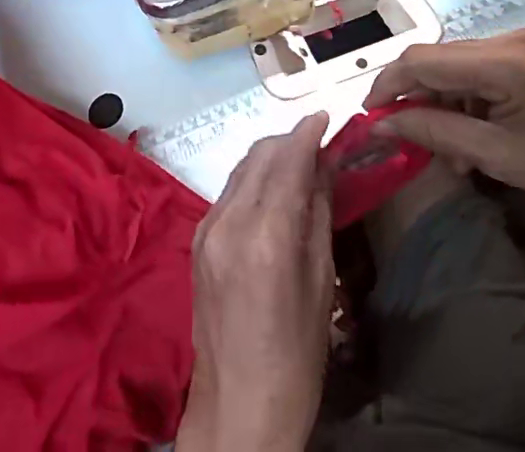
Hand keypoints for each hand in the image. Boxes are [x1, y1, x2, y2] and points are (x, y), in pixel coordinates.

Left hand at [176, 113, 333, 451]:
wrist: (239, 407)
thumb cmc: (296, 352)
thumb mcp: (321, 279)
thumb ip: (319, 212)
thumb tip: (324, 166)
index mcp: (266, 235)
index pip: (288, 160)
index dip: (309, 133)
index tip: (327, 117)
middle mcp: (229, 222)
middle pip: (259, 156)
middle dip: (290, 140)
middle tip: (320, 142)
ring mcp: (206, 231)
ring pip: (242, 169)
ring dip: (271, 156)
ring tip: (301, 162)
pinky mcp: (197, 243)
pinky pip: (230, 192)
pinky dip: (254, 179)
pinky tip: (274, 190)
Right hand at [365, 29, 524, 250]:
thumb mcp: (497, 156)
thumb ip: (433, 132)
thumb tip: (380, 124)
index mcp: (507, 57)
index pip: (423, 58)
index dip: (388, 85)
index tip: (369, 118)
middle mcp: (515, 36)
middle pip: (440, 58)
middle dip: (416, 97)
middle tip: (405, 139)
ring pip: (460, 66)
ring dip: (444, 103)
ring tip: (449, 152)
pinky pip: (484, 71)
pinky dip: (469, 100)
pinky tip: (473, 135)